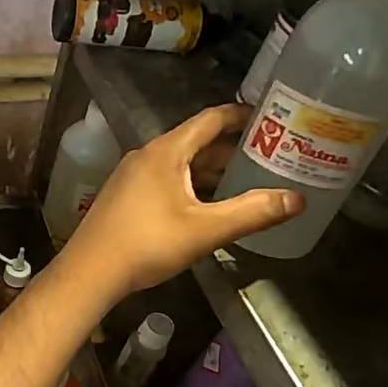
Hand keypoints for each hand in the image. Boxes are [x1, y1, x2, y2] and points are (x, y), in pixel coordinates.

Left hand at [60, 103, 302, 300]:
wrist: (90, 271)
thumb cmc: (147, 244)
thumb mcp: (205, 230)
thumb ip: (252, 212)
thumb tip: (297, 199)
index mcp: (166, 152)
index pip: (210, 119)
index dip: (241, 115)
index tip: (271, 117)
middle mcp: (147, 155)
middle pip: (196, 142)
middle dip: (231, 148)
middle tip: (268, 155)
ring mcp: (131, 176)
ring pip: (180, 163)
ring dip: (211, 169)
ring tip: (245, 180)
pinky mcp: (124, 196)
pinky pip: (165, 179)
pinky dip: (191, 184)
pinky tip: (207, 205)